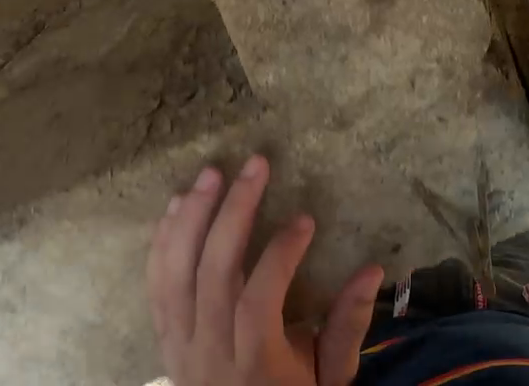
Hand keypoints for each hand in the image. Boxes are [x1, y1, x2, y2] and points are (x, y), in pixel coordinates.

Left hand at [148, 155, 384, 385]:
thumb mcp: (330, 375)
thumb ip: (349, 326)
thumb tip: (373, 269)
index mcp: (255, 364)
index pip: (258, 301)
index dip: (279, 255)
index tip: (306, 218)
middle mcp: (209, 353)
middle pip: (212, 275)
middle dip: (234, 212)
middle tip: (256, 164)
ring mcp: (179, 345)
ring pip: (175, 274)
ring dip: (193, 217)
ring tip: (213, 173)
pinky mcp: (164, 337)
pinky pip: (154, 286)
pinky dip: (163, 241)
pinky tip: (177, 204)